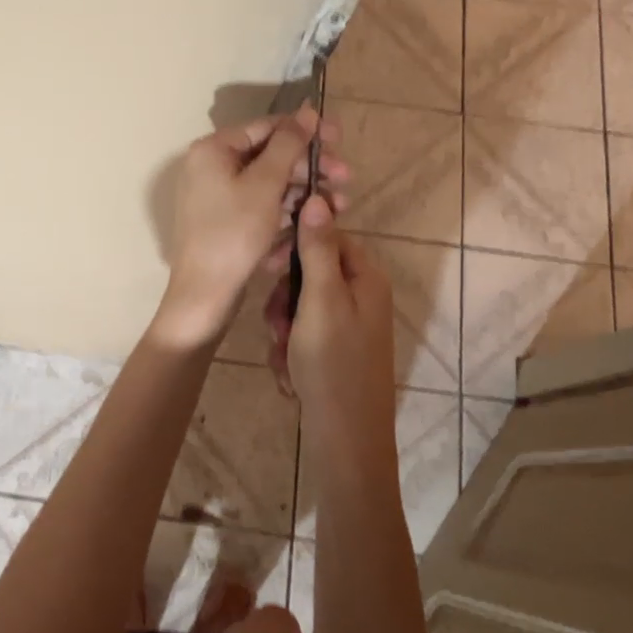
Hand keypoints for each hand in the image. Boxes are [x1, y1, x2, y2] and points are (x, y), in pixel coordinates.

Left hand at [155, 105, 347, 344]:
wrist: (205, 293)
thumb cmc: (234, 234)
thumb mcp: (265, 184)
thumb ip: (288, 144)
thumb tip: (308, 111)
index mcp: (213, 150)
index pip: (266, 127)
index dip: (305, 131)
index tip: (340, 139)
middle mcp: (211, 168)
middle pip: (270, 156)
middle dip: (310, 167)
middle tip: (346, 178)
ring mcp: (217, 197)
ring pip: (270, 184)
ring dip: (305, 191)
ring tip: (339, 206)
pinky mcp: (227, 222)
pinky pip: (261, 207)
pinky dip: (287, 211)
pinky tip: (313, 221)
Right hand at [280, 196, 396, 453]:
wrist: (347, 434)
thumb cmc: (333, 363)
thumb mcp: (320, 300)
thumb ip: (317, 250)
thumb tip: (318, 198)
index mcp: (365, 277)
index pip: (326, 237)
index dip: (294, 248)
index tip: (268, 269)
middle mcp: (361, 296)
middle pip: (309, 273)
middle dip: (284, 299)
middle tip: (277, 324)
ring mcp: (349, 326)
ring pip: (300, 307)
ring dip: (283, 328)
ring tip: (283, 353)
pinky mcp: (336, 351)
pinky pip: (303, 336)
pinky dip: (290, 351)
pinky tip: (290, 372)